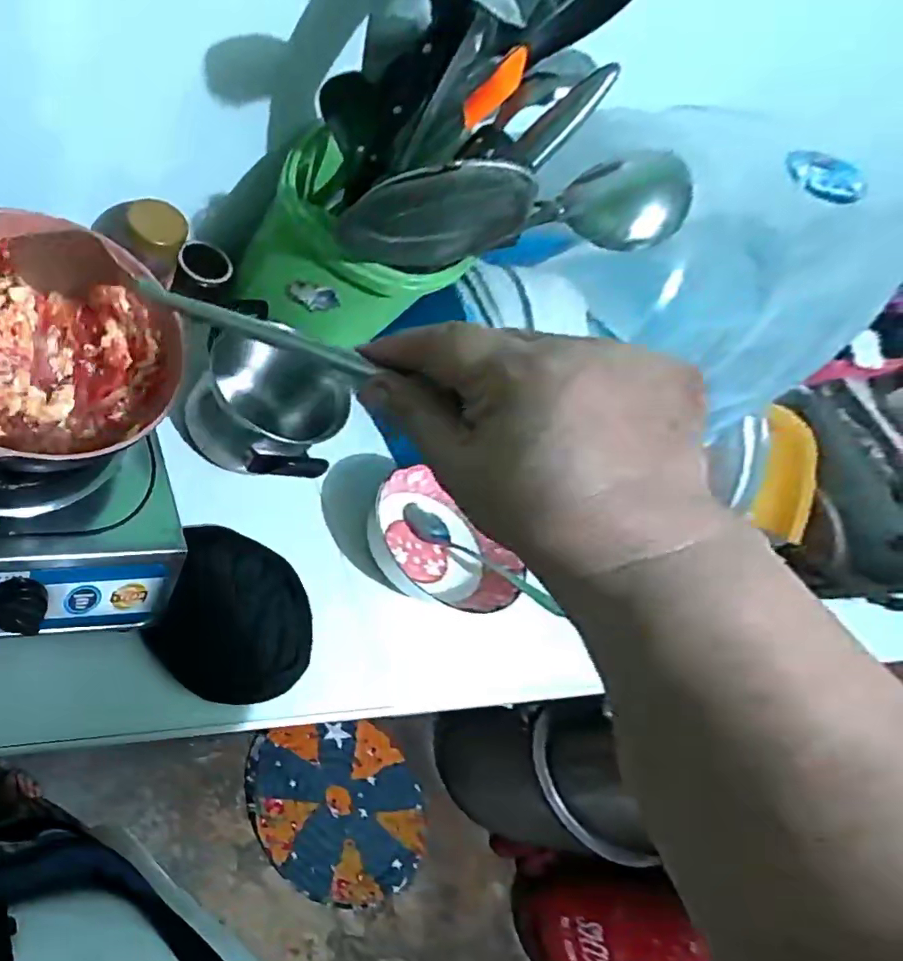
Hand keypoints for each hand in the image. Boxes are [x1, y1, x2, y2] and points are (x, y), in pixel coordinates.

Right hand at [360, 325, 734, 582]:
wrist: (636, 545)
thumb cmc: (526, 508)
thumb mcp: (452, 462)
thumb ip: (412, 412)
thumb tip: (374, 382)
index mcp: (520, 369)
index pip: (446, 339)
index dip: (401, 346)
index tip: (368, 357)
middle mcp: (578, 346)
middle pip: (496, 342)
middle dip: (456, 363)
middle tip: (427, 393)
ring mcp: (630, 354)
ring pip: (545, 350)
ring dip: (511, 372)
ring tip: (499, 412)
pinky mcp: (667, 371)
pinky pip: (593, 363)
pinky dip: (561, 380)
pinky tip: (559, 416)